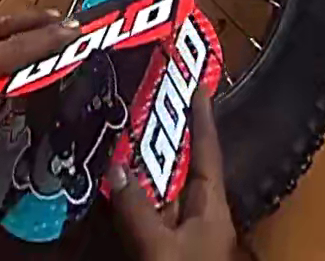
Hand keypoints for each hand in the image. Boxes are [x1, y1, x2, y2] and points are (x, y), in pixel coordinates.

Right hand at [110, 93, 236, 260]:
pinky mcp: (169, 248)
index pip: (207, 150)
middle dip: (161, 132)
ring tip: (118, 130)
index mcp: (212, 207)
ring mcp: (186, 233)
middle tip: (140, 97)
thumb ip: (136, 207)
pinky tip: (112, 183)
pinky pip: (150, 211)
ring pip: (162, 188)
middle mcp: (201, 215)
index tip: (197, 81)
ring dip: (141, 164)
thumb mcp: (159, 248)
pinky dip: (133, 194)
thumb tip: (113, 165)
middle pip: (181, 164)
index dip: (202, 116)